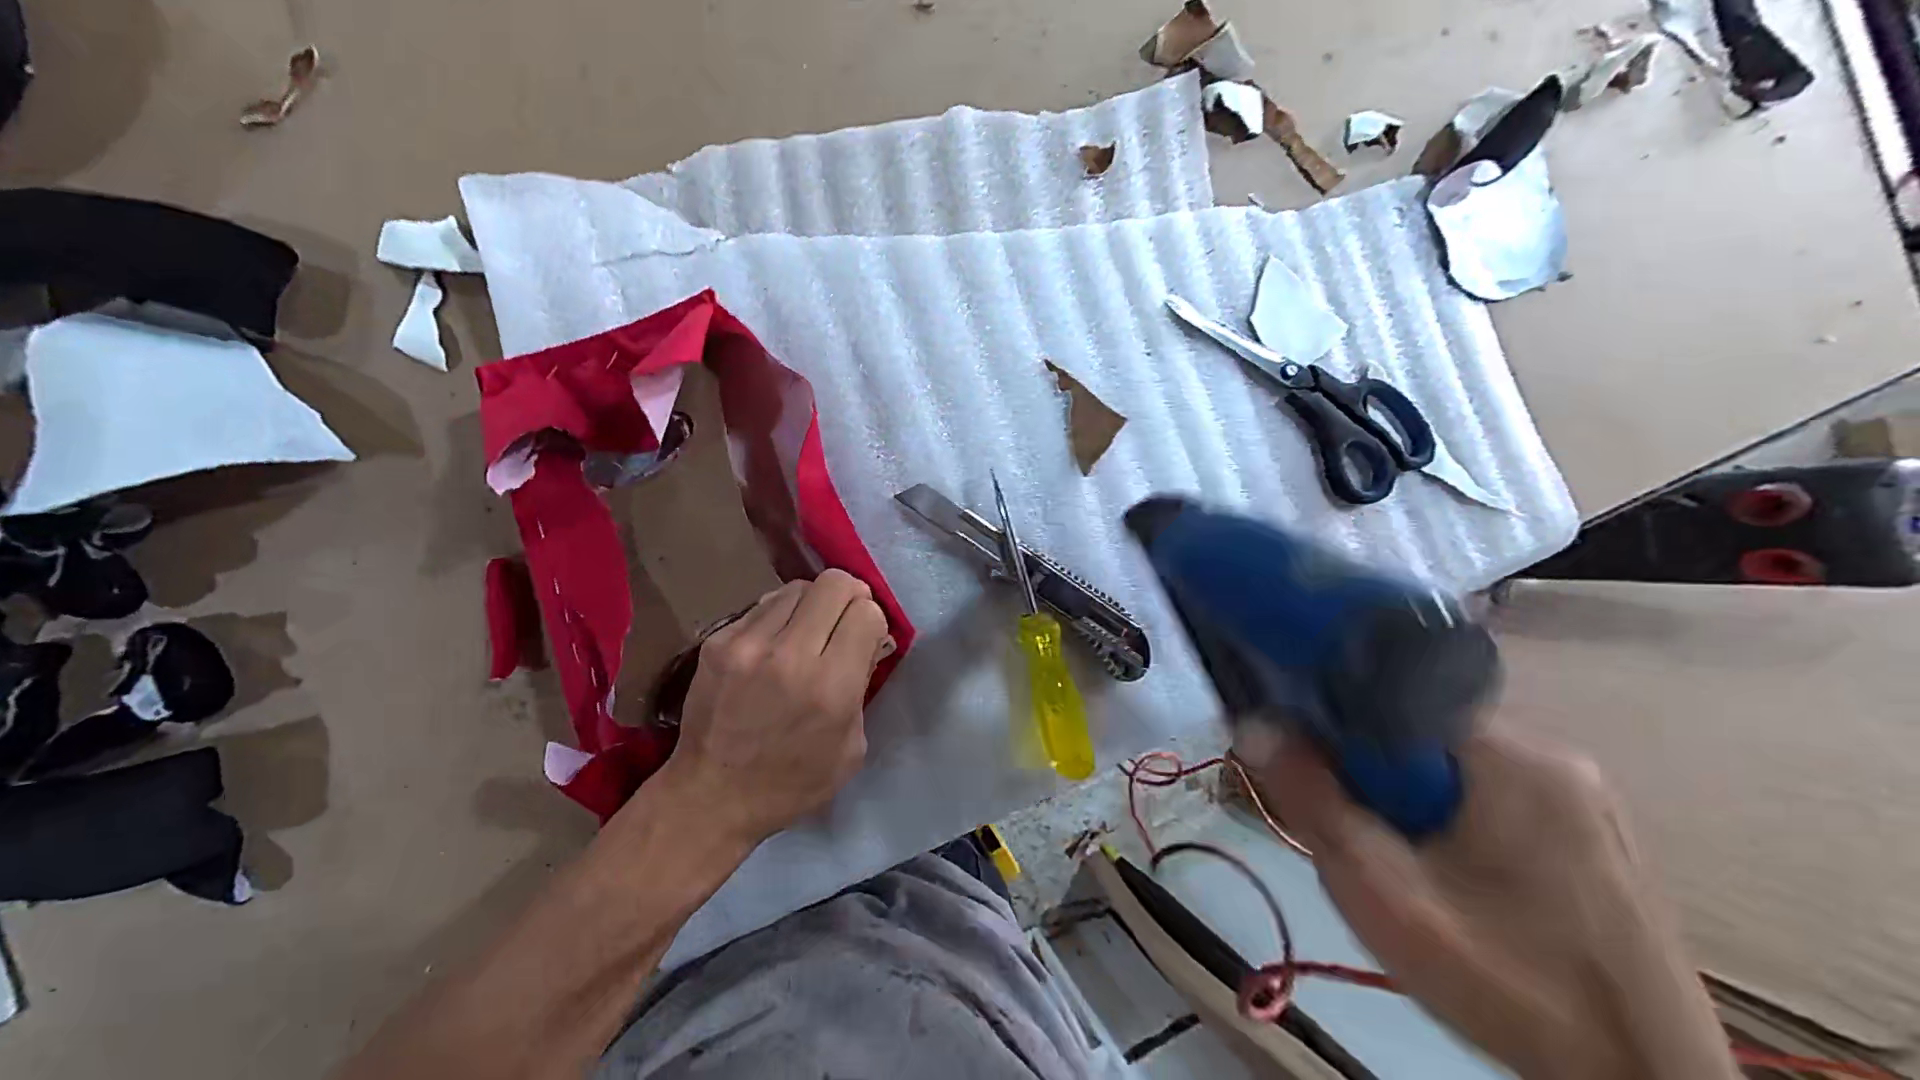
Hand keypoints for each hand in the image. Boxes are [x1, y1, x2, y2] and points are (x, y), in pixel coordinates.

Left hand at [655, 570, 892, 846]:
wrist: (711, 796)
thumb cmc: (792, 782)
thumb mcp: (851, 747)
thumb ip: (862, 686)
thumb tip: (866, 643)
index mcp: (831, 686)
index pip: (867, 612)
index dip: (872, 622)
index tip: (865, 639)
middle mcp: (790, 655)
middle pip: (835, 584)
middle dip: (850, 597)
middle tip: (844, 620)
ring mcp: (748, 643)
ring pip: (798, 587)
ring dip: (813, 604)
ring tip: (808, 631)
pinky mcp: (717, 641)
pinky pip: (763, 605)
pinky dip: (780, 616)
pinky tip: (775, 644)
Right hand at [1254, 728, 1738, 1079]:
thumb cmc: (1506, 982)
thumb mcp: (1385, 894)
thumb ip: (1314, 801)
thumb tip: (1253, 723)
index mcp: (1513, 754)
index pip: (1393, 699)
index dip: (1336, 724)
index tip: (1306, 764)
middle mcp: (1555, 755)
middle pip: (1420, 734)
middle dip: (1372, 775)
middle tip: (1358, 837)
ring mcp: (1584, 795)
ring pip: (1452, 767)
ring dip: (1410, 801)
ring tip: (1400, 865)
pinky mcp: (1593, 832)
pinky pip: (1492, 796)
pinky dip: (1450, 819)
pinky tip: (1450, 877)